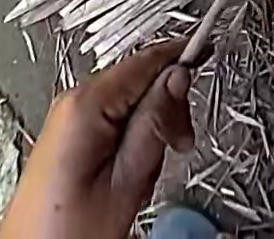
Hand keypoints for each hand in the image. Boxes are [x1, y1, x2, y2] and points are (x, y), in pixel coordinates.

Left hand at [0, 39, 194, 238]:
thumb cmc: (67, 237)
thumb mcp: (126, 182)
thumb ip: (155, 123)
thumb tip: (178, 76)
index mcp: (86, 105)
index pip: (145, 60)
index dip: (180, 56)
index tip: (206, 53)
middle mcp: (74, 100)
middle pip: (139, 77)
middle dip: (167, 106)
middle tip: (180, 143)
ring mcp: (69, 116)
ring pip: (130, 98)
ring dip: (151, 126)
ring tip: (149, 171)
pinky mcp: (70, 132)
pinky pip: (115, 115)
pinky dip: (133, 135)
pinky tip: (131, 169)